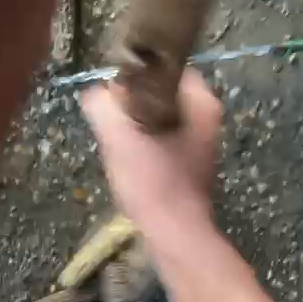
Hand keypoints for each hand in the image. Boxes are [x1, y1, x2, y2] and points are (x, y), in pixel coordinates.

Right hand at [79, 68, 222, 233]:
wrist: (175, 235)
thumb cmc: (153, 183)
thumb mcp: (119, 139)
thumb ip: (103, 107)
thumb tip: (95, 93)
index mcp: (202, 102)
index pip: (166, 66)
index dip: (136, 73)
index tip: (113, 90)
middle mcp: (207, 119)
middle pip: (160, 93)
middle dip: (132, 103)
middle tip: (111, 118)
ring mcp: (200, 144)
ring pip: (158, 118)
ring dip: (134, 127)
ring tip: (117, 142)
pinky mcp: (189, 166)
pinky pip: (161, 141)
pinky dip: (143, 146)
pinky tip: (128, 162)